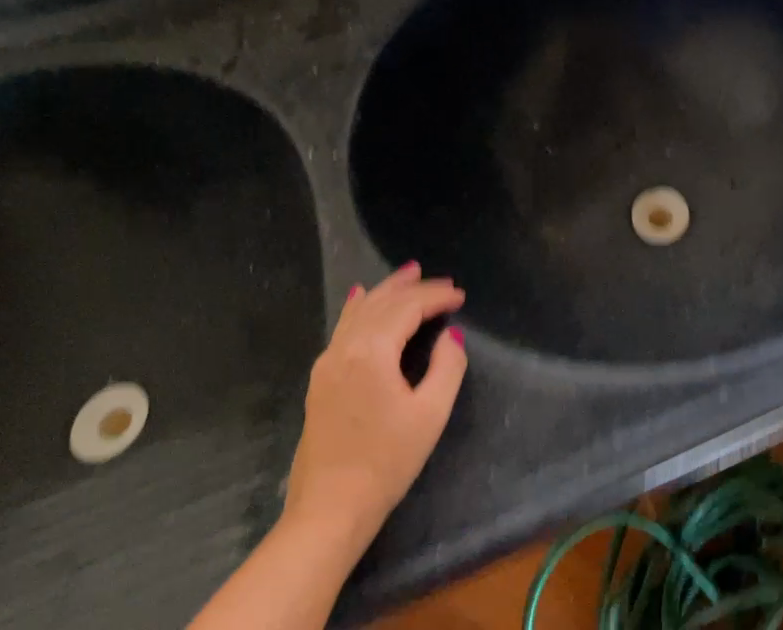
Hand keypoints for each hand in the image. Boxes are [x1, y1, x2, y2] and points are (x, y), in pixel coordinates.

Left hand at [282, 262, 466, 546]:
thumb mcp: (431, 413)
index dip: (436, 297)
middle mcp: (344, 348)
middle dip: (412, 288)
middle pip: (381, 303)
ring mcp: (327, 364)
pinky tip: (358, 300)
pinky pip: (342, 329)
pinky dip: (358, 308)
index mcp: (371, 352)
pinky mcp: (321, 381)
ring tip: (406, 275)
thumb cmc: (387, 461)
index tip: (461, 296)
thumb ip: (447, 367)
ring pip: (357, 313)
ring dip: (384, 292)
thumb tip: (451, 337)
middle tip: (439, 278)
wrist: (331, 507)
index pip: (408, 308)